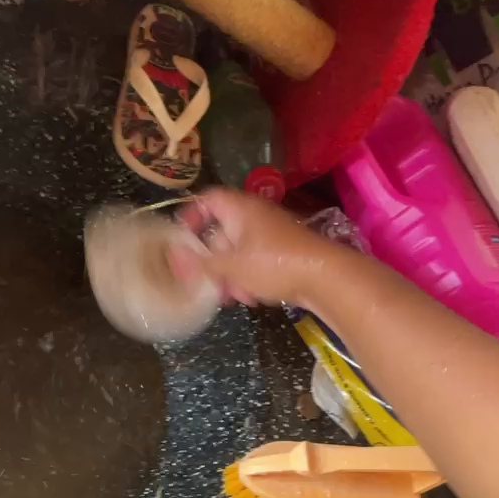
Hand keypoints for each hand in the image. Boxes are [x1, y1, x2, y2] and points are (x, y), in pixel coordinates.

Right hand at [169, 188, 349, 309]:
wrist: (324, 277)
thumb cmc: (273, 264)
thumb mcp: (230, 266)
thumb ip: (200, 262)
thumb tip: (174, 256)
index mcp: (239, 209)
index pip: (207, 199)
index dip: (191, 215)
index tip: (180, 239)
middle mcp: (254, 215)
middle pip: (220, 231)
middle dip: (211, 259)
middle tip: (203, 280)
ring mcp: (269, 233)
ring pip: (237, 251)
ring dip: (228, 274)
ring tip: (230, 296)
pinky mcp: (281, 251)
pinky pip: (254, 260)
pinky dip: (247, 277)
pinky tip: (250, 297)